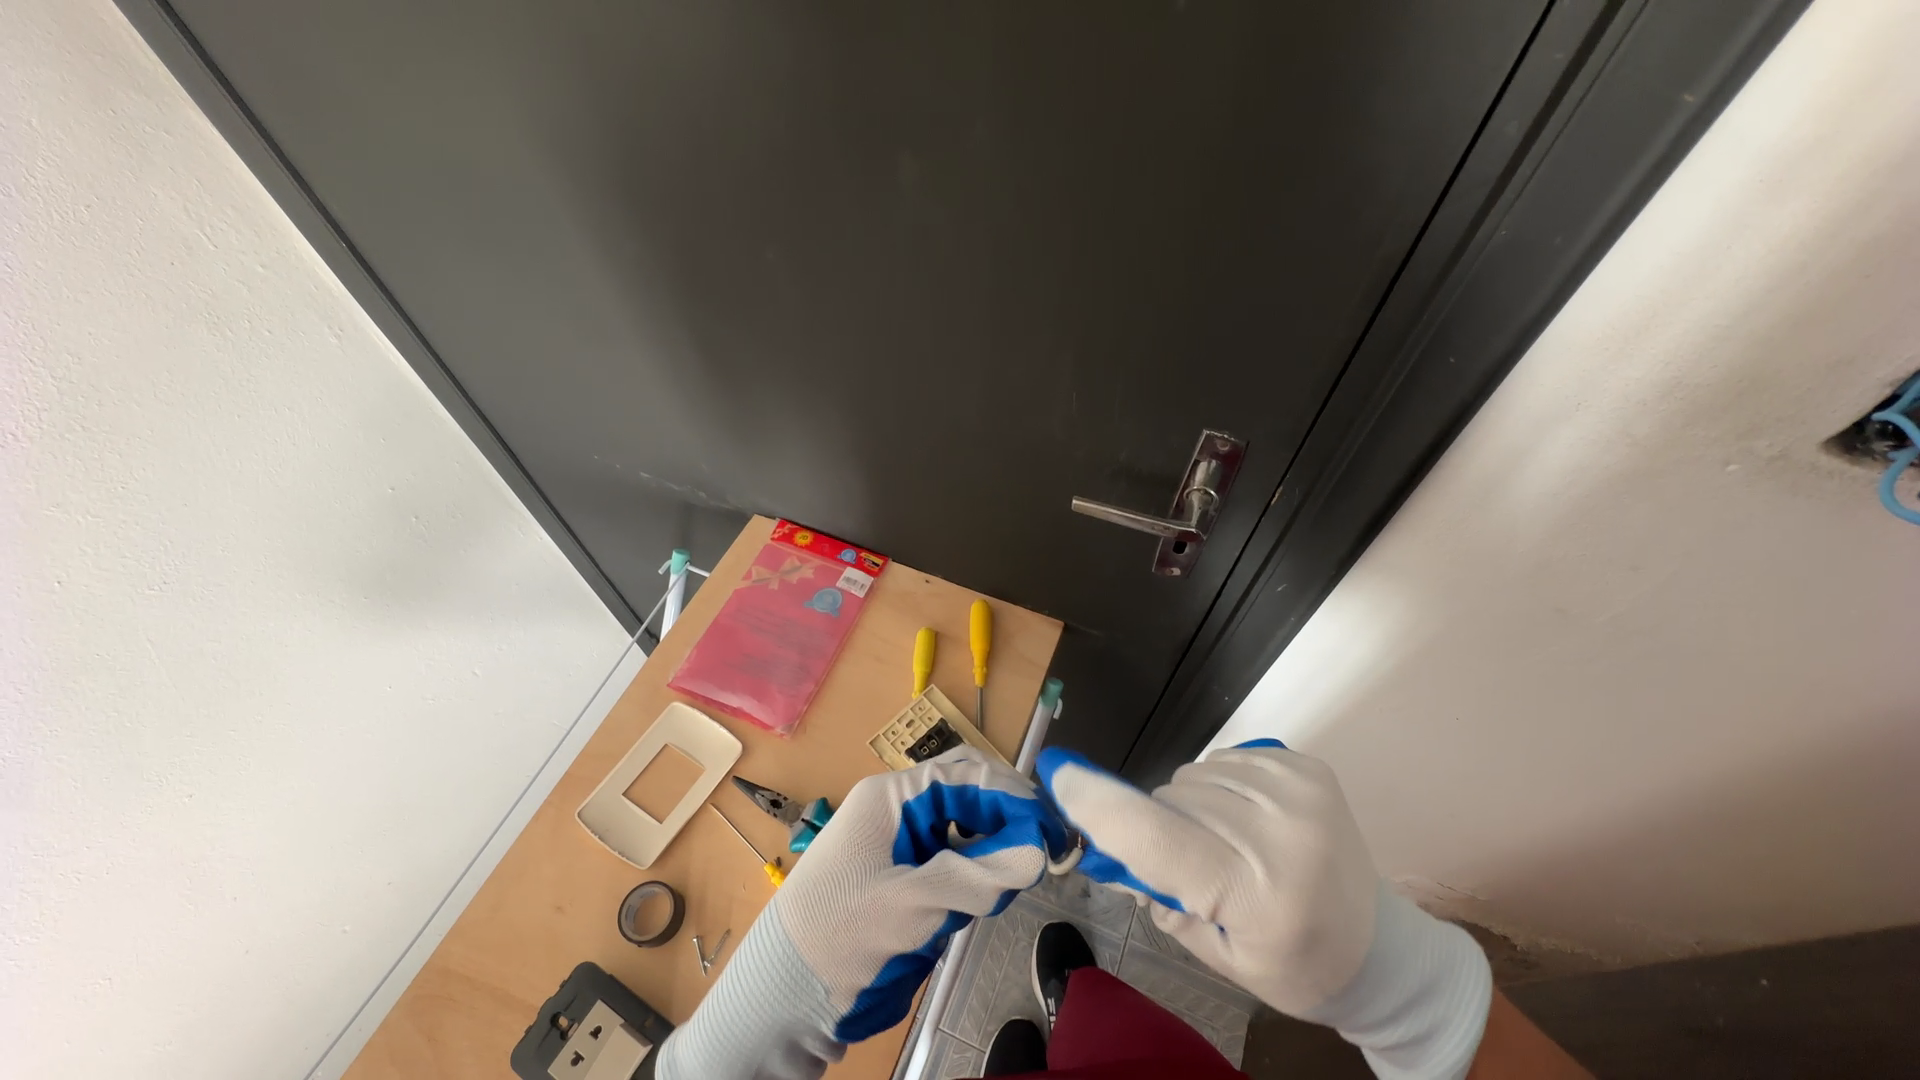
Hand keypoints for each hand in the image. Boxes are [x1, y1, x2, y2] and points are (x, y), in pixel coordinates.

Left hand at [660, 747, 1069, 1079]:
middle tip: (1044, 851)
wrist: (785, 992)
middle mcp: (900, 808)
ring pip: (966, 827)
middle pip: (968, 794)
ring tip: (1018, 875)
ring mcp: (901, 841)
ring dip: (994, 846)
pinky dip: (977, 872)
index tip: (1054, 831)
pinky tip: (989, 894)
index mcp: (893, 796)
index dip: (1014, 797)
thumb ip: (976, 876)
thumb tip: (1039, 852)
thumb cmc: (839, 934)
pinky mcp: (905, 874)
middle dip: (1007, 817)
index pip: (966, 776)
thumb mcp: (909, 904)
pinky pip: (954, 859)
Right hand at [1039, 742, 1491, 1079]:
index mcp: (1257, 891)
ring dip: (1188, 803)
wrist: (1381, 948)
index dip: (1103, 805)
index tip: (1059, 776)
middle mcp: (1280, 829)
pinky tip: (1246, 818)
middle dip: (1157, 824)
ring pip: (1193, 776)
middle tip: (1184, 862)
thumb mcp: (1215, 951)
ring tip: (1223, 841)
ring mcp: (1297, 788)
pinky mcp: (1305, 765)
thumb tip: (1107, 844)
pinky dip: (1219, 787)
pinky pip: (1224, 760)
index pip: (1161, 836)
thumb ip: (1157, 892)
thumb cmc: (1290, 964)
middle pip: (1170, 800)